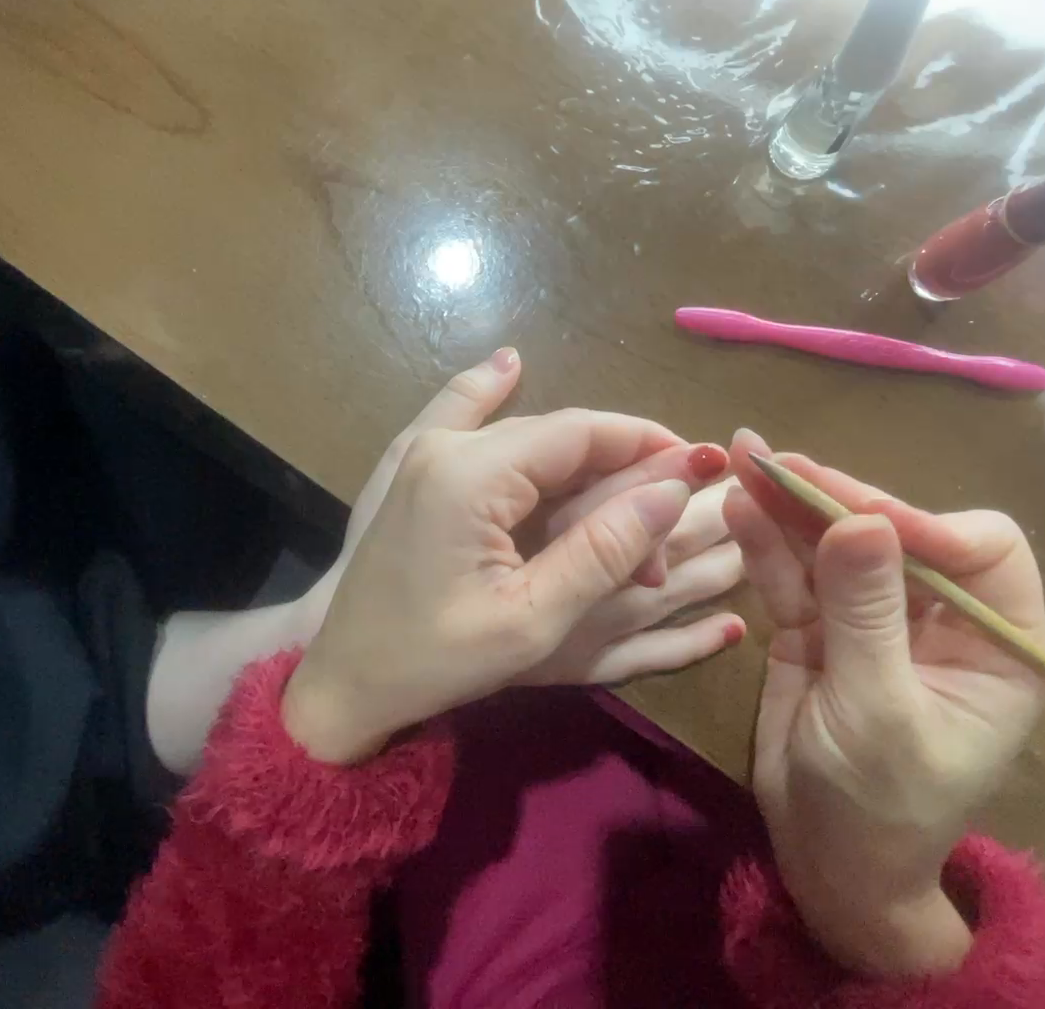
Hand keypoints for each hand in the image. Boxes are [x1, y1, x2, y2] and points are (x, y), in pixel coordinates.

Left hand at [148, 350, 740, 775]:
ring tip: (617, 520)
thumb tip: (672, 488)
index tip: (700, 469)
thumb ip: (604, 549)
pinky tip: (507, 366)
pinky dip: (490, 394)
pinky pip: (460, 416)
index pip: (580, 433)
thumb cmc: (435, 660)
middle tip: (654, 537)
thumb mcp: (531, 618)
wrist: (345, 678)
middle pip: (556, 436)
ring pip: (523, 437)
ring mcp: (422, 452)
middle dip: (617, 476)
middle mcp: (445, 445)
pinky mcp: (412, 469)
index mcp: (471, 475)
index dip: (646, 445)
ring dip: (577, 469)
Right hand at [723, 429, 1044, 976]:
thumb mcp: (878, 713)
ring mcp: (867, 617)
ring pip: (831, 545)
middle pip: (892, 533)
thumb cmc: (879, 804)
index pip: (980, 552)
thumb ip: (866, 615)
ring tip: (743, 460)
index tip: (855, 519)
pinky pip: (791, 574)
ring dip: (788, 505)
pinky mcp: (812, 626)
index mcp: (995, 643)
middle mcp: (935, 617)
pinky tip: (738, 504)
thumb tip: (861, 520)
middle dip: (835, 498)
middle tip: (774, 459)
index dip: (923, 523)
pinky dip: (764, 541)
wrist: (824, 859)